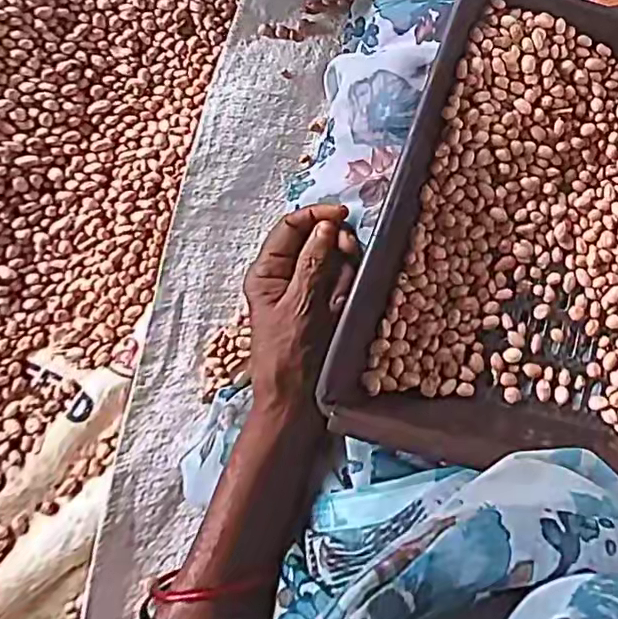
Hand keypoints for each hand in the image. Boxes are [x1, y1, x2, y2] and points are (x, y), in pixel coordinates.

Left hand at [243, 204, 360, 419]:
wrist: (298, 404)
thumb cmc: (289, 358)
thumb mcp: (299, 306)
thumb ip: (313, 263)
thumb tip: (326, 224)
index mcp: (267, 271)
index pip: (290, 227)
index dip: (315, 214)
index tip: (343, 214)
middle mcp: (288, 274)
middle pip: (316, 237)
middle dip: (335, 240)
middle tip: (349, 252)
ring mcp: (310, 288)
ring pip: (335, 255)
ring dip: (345, 264)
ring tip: (344, 287)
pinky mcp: (329, 302)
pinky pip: (344, 278)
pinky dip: (350, 283)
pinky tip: (346, 301)